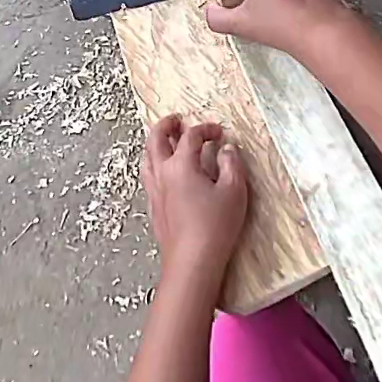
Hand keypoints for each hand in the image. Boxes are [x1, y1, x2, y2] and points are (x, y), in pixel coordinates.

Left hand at [142, 115, 247, 290]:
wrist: (192, 262)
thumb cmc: (216, 224)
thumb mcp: (234, 189)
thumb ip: (231, 164)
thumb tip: (227, 149)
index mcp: (182, 166)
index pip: (191, 137)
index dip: (207, 129)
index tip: (220, 133)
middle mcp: (162, 174)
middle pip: (155, 141)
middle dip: (166, 126)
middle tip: (176, 119)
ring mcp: (155, 192)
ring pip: (147, 159)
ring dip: (156, 144)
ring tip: (166, 139)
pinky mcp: (154, 207)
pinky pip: (149, 175)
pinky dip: (155, 163)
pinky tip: (165, 170)